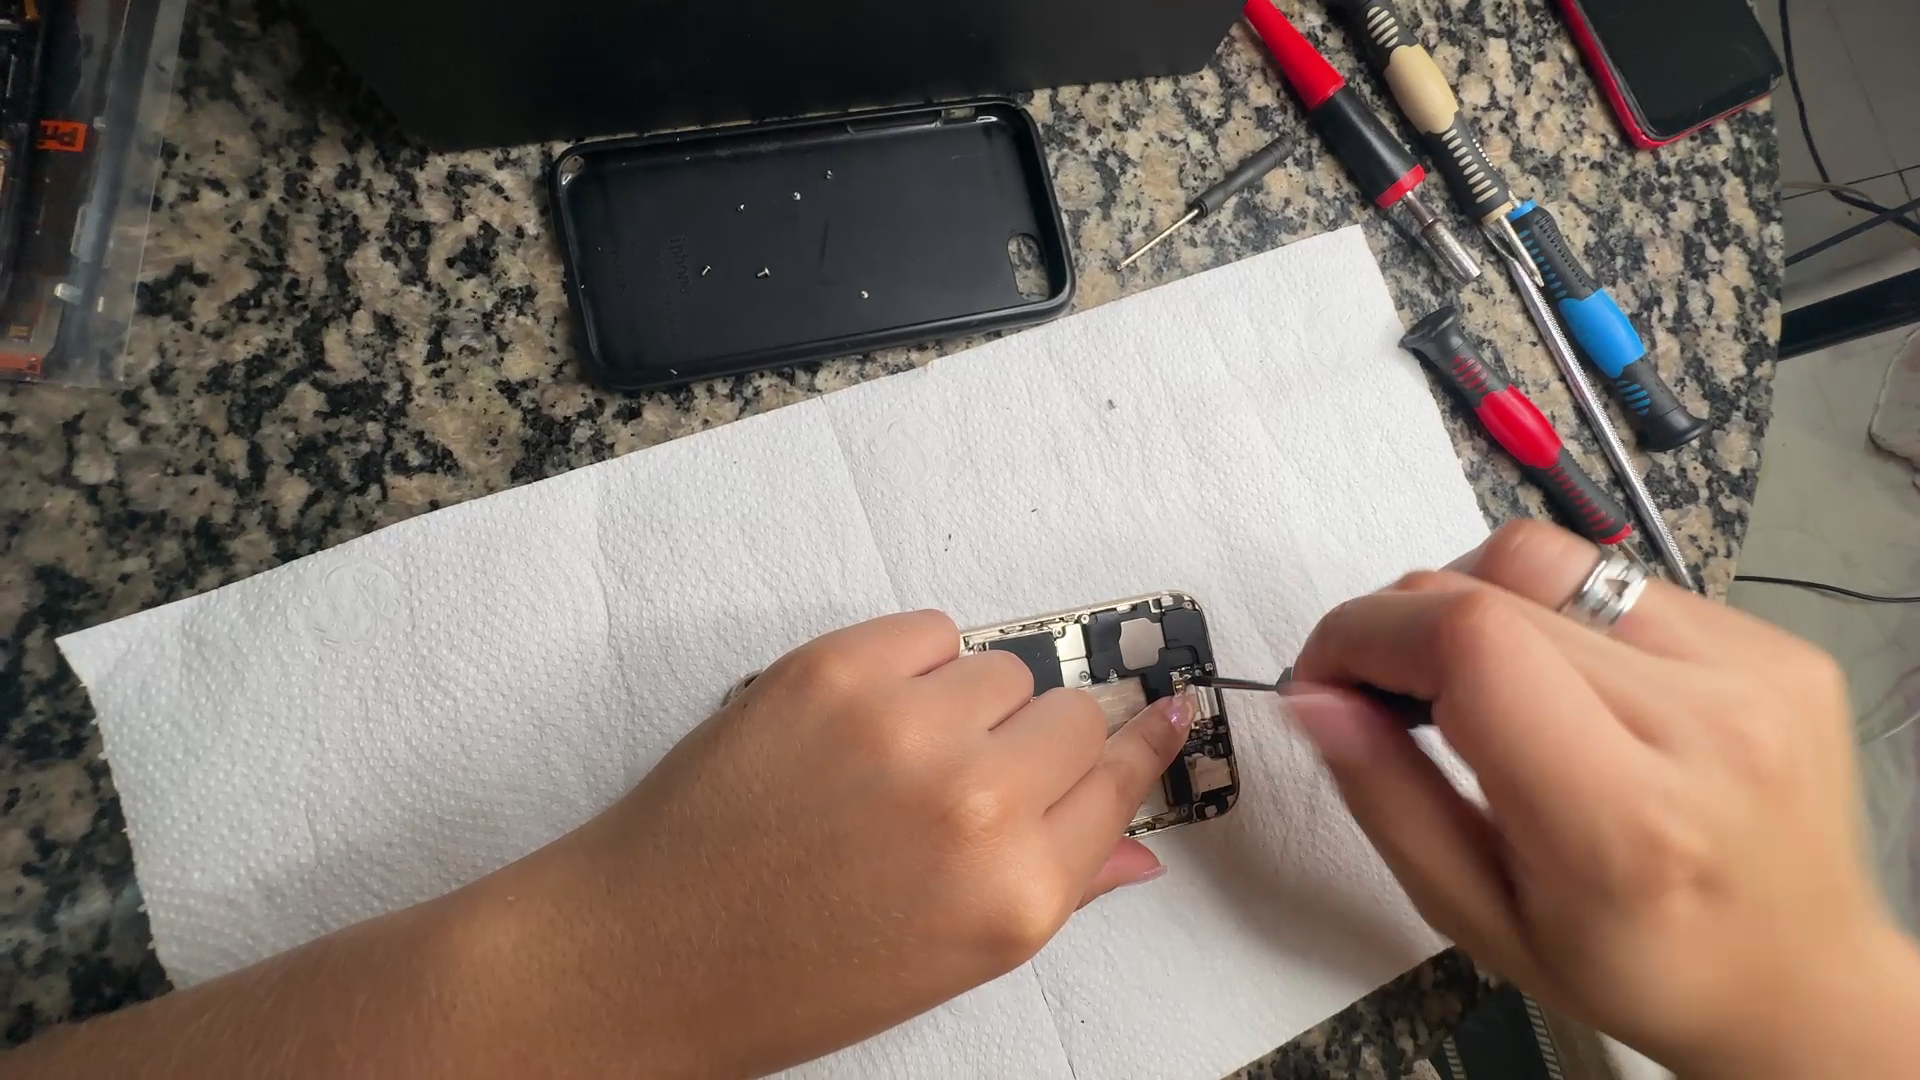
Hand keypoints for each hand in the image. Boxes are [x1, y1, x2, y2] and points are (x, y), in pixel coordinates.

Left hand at [3, 611, 1189, 1078]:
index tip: (1170, 705)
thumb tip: (1143, 845)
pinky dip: (915, 661)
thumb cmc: (802, 973)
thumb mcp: (953, 960)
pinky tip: (868, 713)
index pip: (1120, 781)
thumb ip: (1061, 887)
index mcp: (1015, 893)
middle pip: (1072, 709)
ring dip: (971, 702)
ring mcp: (901, 722)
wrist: (643, 952)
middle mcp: (974, 801)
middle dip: (1040, 736)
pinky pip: (931, 627)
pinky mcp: (833, 666)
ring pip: (1000, 666)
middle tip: (980, 764)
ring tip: (904, 749)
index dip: (1146, 740)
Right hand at [1289, 521, 1919, 1077]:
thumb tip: (1313, 694)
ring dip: (1453, 599)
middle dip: (1388, 621)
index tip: (1324, 676)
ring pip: (1530, 557)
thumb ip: (1381, 791)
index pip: (1467, 641)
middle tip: (1373, 685)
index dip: (1363, 631)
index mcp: (1619, 817)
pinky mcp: (1767, 642)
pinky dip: (1525, 603)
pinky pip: (1594, 571)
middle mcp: (1703, 723)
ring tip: (1454, 669)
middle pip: (1483, 587)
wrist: (1804, 983)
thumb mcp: (1464, 907)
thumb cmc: (1620, 963)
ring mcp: (1751, 670)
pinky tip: (1539, 668)